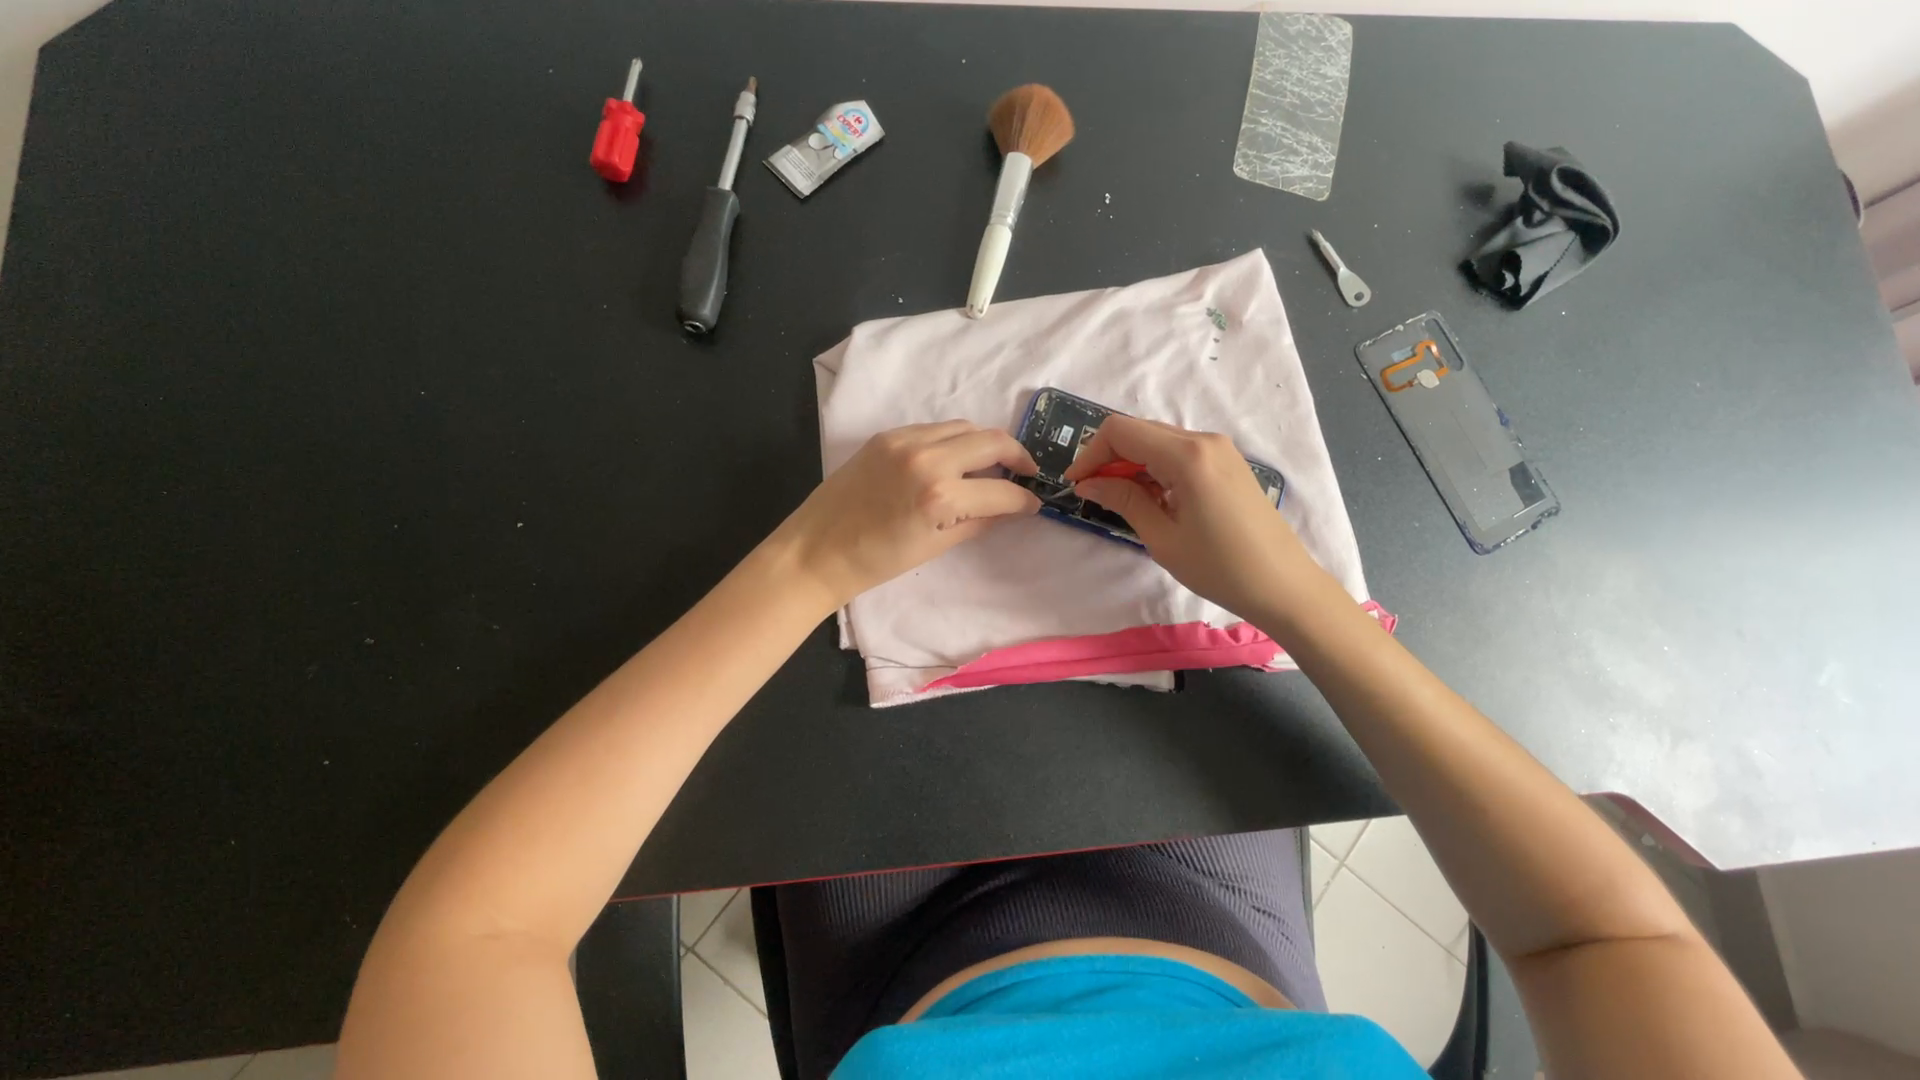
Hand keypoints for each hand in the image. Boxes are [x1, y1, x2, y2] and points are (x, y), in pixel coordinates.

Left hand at [771, 420, 1040, 607]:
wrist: (816, 550)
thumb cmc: (875, 561)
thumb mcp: (935, 547)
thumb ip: (978, 521)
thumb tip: (1009, 509)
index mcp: (940, 496)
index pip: (1001, 490)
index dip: (1024, 499)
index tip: (1034, 502)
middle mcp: (927, 458)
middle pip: (991, 440)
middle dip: (1017, 456)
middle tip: (1026, 473)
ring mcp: (905, 441)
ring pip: (964, 427)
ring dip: (985, 443)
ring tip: (992, 464)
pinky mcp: (887, 435)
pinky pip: (934, 428)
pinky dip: (953, 439)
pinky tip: (954, 459)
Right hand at [1063, 415, 1327, 619]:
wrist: (1284, 586)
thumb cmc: (1220, 568)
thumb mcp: (1162, 538)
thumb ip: (1124, 501)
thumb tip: (1088, 484)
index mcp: (1187, 456)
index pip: (1121, 431)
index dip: (1090, 453)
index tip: (1077, 484)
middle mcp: (1204, 440)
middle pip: (1139, 430)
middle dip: (1108, 457)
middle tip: (1092, 494)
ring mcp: (1220, 449)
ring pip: (1158, 440)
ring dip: (1131, 463)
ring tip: (1120, 501)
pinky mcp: (1228, 463)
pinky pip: (1179, 453)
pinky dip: (1155, 467)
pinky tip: (1151, 500)